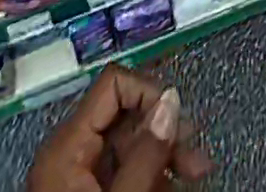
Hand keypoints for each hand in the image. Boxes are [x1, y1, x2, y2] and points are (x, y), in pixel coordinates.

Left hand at [25, 67, 210, 191]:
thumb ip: (148, 153)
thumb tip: (172, 99)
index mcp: (66, 147)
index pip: (113, 84)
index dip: (150, 92)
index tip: (179, 120)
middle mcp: (70, 153)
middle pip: (126, 116)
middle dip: (166, 131)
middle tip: (198, 157)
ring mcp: (78, 179)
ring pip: (131, 145)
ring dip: (167, 156)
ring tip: (198, 175)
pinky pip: (126, 172)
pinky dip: (154, 178)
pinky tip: (177, 190)